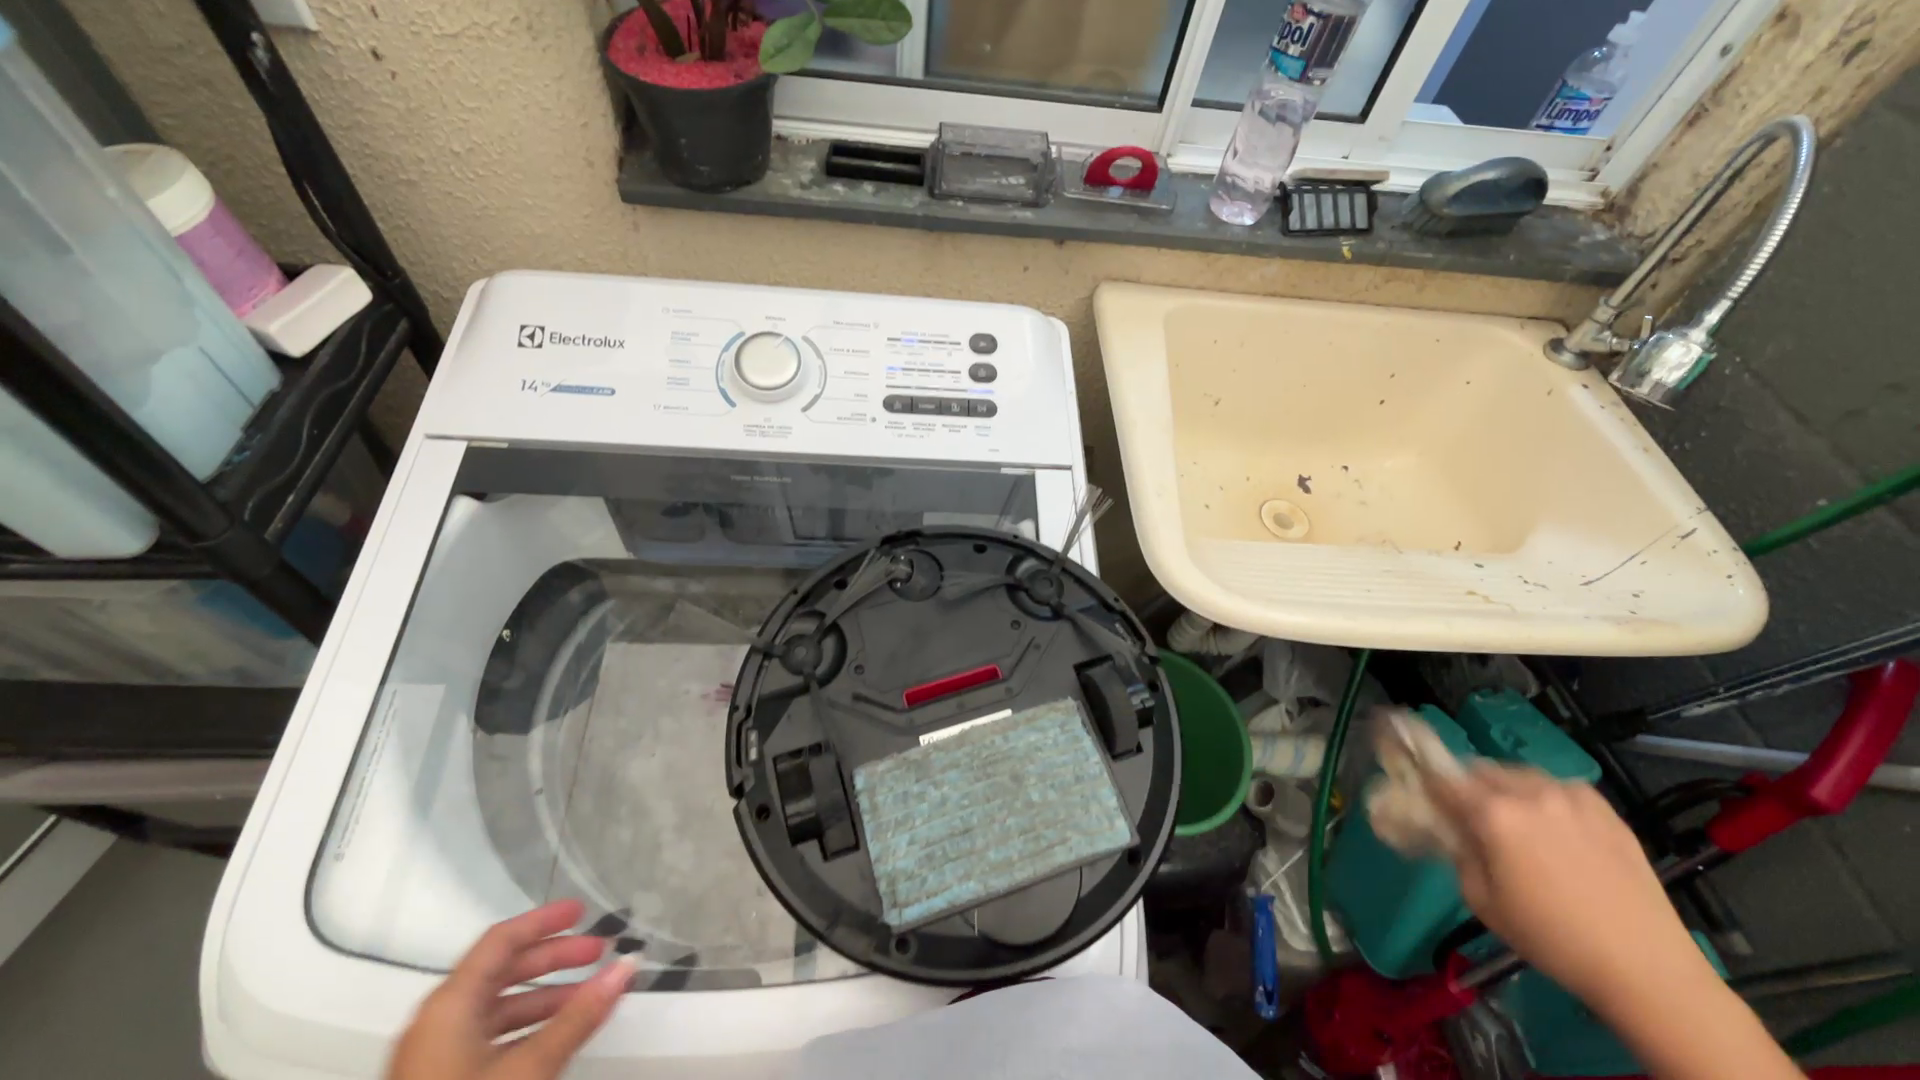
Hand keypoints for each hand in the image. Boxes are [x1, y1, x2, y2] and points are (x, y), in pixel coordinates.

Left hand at [387, 900, 631, 1079]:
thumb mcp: (530, 1070)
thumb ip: (580, 1017)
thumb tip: (627, 967)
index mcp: (449, 1006)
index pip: (500, 942)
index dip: (544, 921)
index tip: (585, 912)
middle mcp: (437, 1021)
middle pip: (499, 970)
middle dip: (552, 958)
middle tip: (600, 953)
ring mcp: (435, 1055)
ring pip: (495, 1006)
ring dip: (543, 995)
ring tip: (588, 998)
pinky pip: (488, 1036)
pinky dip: (526, 1027)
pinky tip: (556, 1038)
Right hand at [1427, 763, 1708, 1005]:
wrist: (1642, 962)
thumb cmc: (1550, 937)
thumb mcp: (1481, 901)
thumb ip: (1459, 854)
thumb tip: (1453, 832)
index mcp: (1494, 813)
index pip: (1442, 780)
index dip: (1425, 783)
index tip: (1419, 793)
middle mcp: (1531, 792)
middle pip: (1481, 770)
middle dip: (1465, 785)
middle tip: (1464, 813)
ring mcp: (1573, 797)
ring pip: (1521, 775)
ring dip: (1505, 788)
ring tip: (1511, 820)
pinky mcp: (1605, 810)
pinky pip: (1560, 789)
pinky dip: (1545, 798)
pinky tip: (1553, 828)